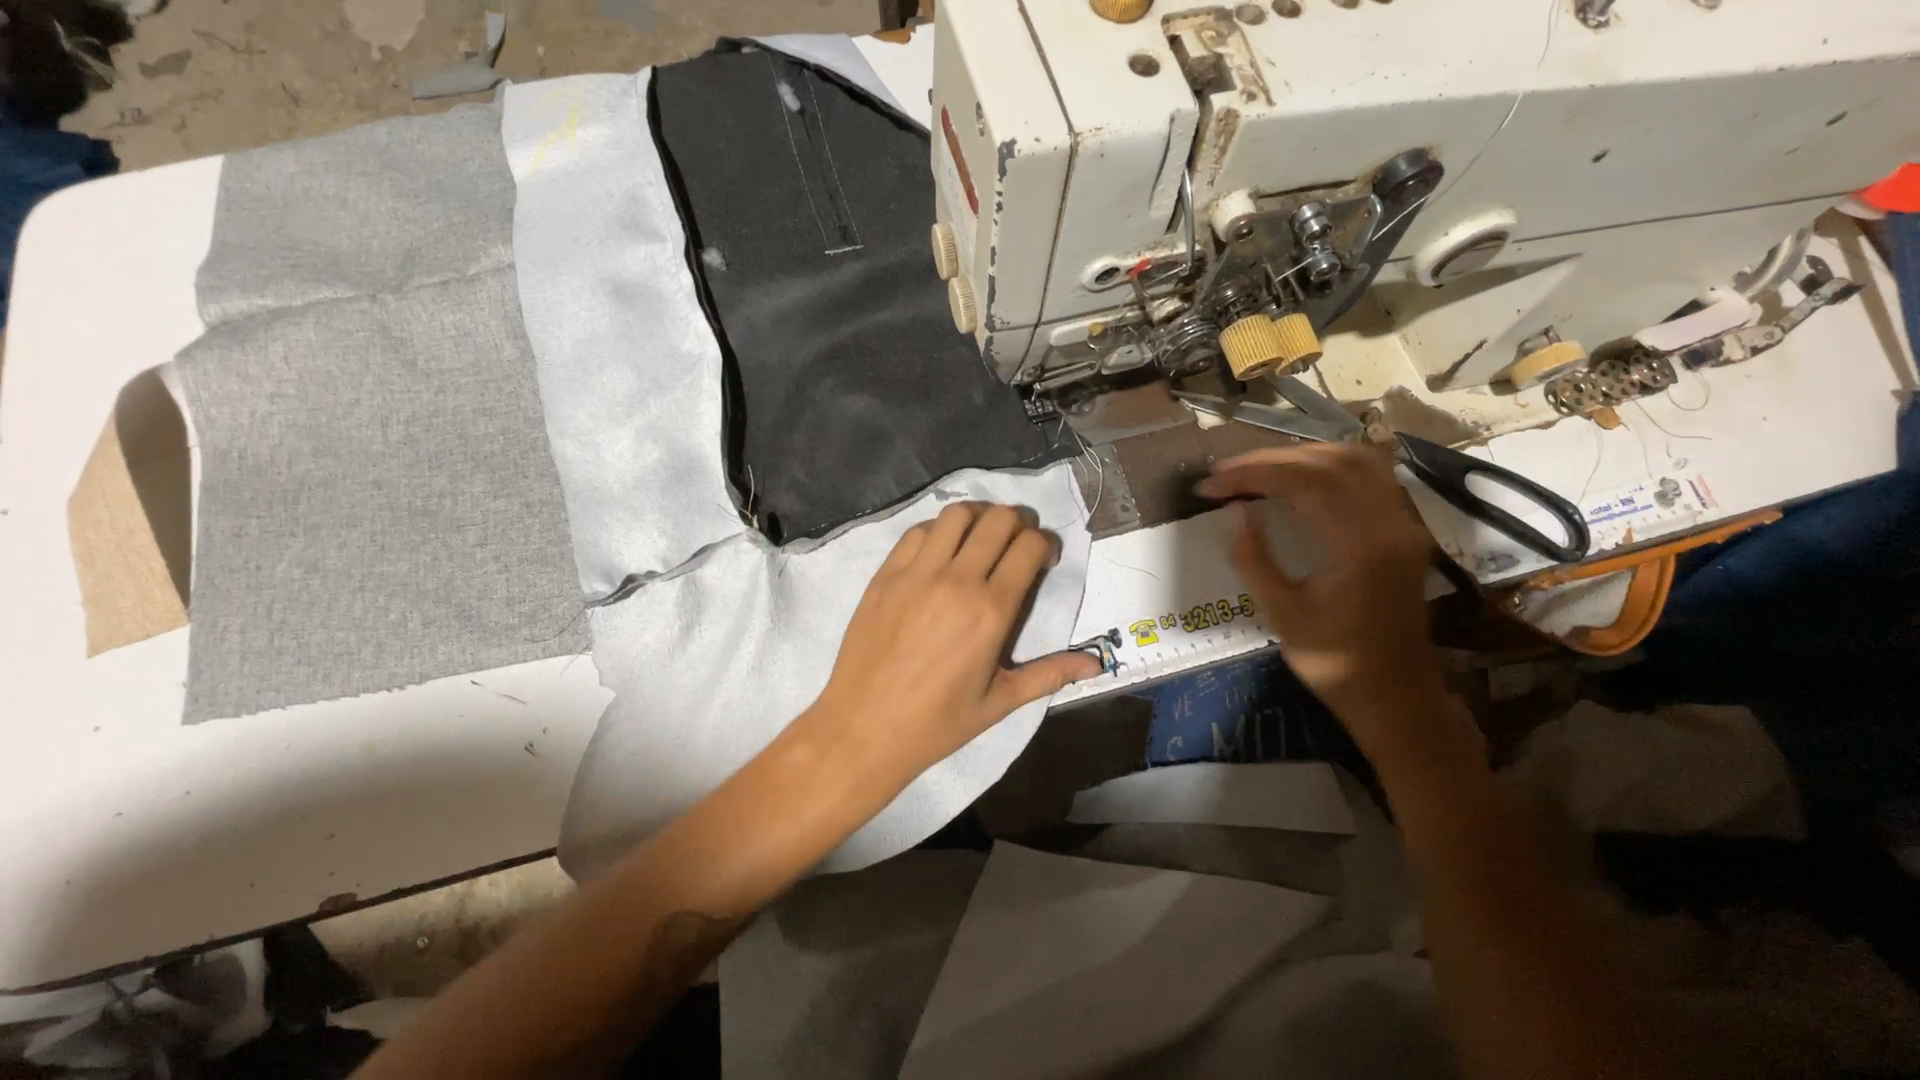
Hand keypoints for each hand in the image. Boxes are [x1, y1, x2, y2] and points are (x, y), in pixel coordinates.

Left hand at [808, 503, 1100, 782]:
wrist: (863, 728)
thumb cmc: (937, 723)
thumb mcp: (999, 702)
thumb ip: (1049, 674)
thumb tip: (1097, 665)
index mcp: (991, 612)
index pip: (1029, 546)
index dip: (1046, 545)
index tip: (1045, 561)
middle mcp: (956, 581)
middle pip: (998, 519)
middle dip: (1019, 523)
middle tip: (1018, 544)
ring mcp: (916, 574)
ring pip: (956, 514)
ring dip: (979, 517)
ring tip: (982, 538)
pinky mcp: (884, 575)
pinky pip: (917, 531)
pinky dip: (938, 530)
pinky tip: (942, 550)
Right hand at [1196, 443, 1469, 763]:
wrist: (1394, 693)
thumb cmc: (1333, 662)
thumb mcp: (1281, 613)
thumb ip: (1255, 557)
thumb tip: (1237, 510)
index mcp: (1358, 547)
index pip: (1302, 482)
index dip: (1252, 473)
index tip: (1211, 483)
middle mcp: (1388, 524)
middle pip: (1328, 462)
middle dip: (1271, 459)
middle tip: (1227, 473)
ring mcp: (1403, 524)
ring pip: (1355, 460)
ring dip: (1302, 455)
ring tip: (1259, 470)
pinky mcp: (1404, 530)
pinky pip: (1372, 476)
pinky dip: (1332, 465)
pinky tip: (1303, 475)